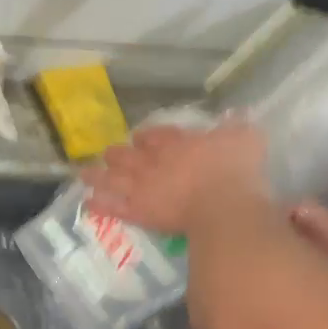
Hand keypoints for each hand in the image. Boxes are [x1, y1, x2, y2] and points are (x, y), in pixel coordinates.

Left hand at [82, 121, 269, 234]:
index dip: (145, 136)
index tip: (138, 136)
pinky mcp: (137, 212)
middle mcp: (153, 164)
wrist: (220, 204)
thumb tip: (234, 116)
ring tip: (83, 174)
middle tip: (106, 152)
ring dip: (97, 176)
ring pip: (113, 180)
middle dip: (116, 154)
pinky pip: (112, 208)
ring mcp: (141, 189)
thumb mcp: (244, 136)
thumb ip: (234, 127)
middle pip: (127, 156)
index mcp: (176, 144)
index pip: (155, 136)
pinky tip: (87, 202)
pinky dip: (99, 204)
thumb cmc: (237, 168)